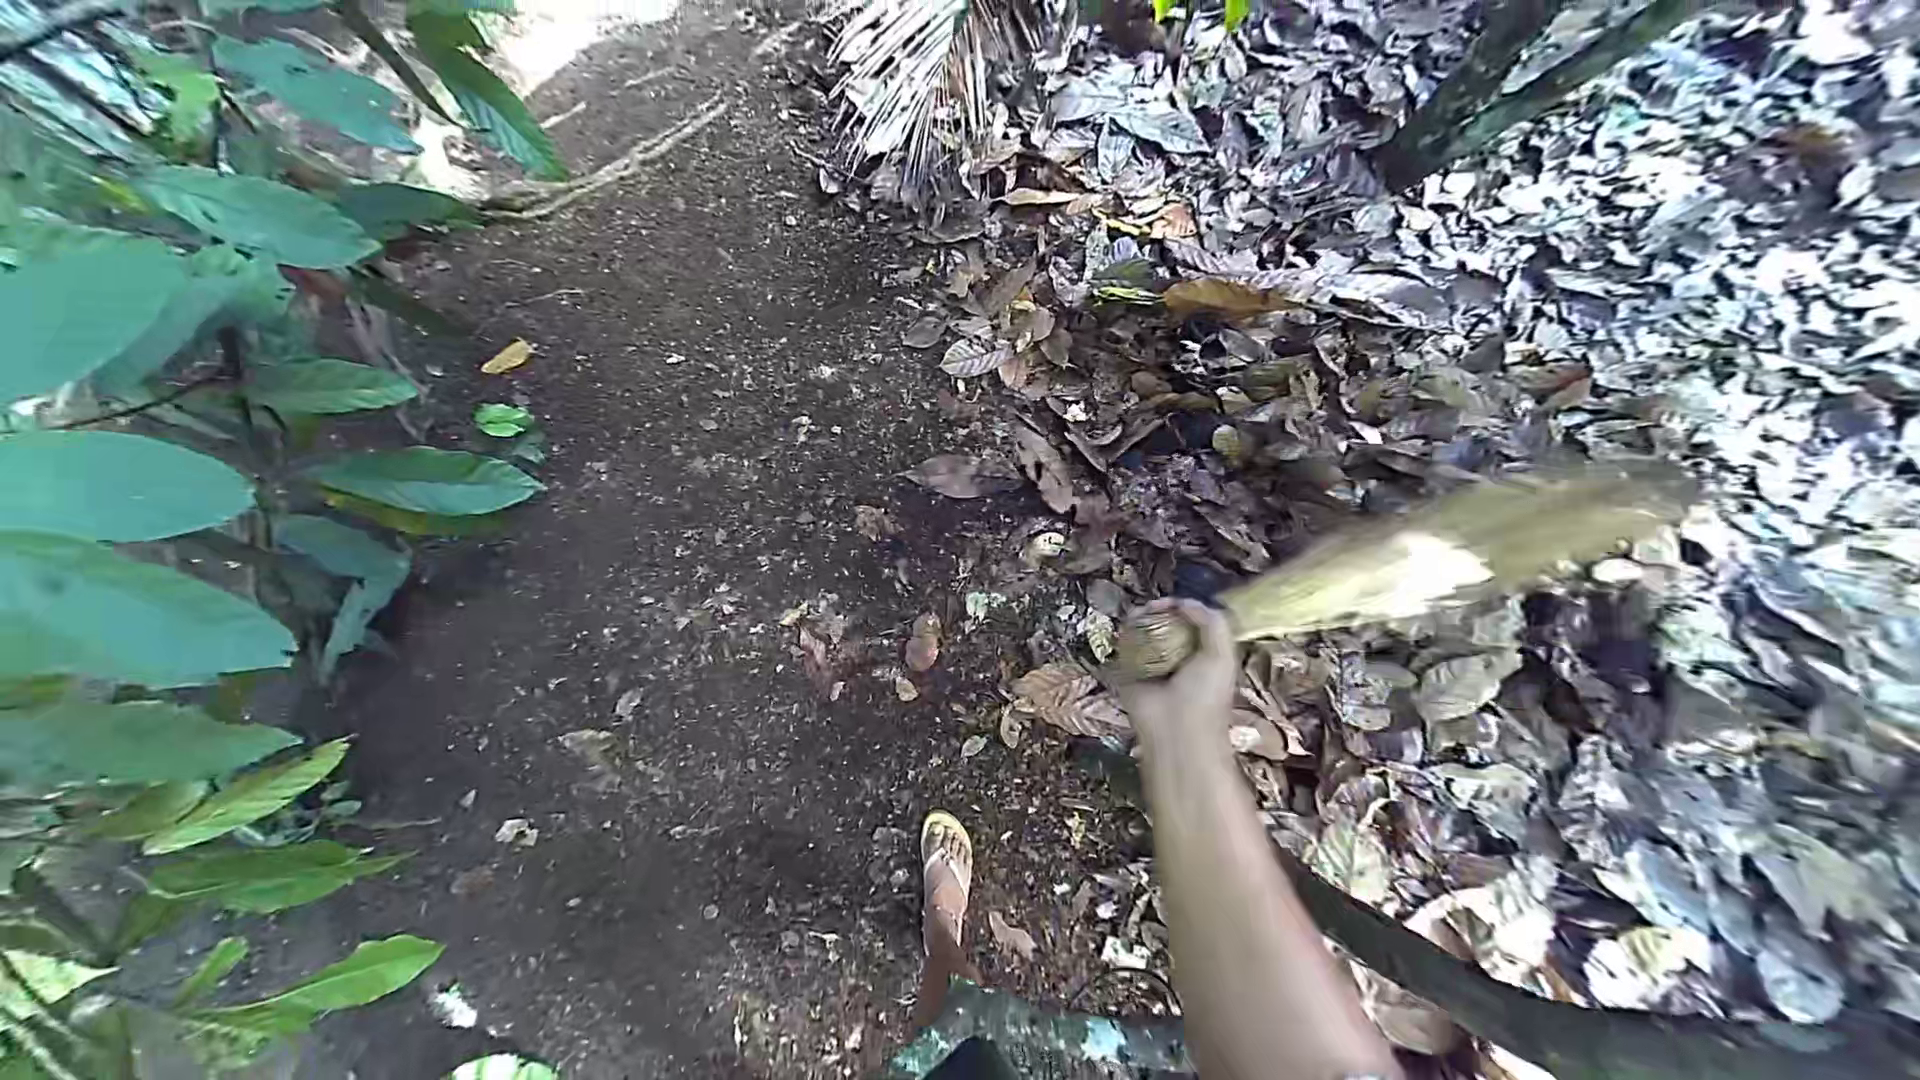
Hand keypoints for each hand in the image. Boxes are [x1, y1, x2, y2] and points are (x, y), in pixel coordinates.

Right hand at [1113, 599, 1238, 744]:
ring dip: (1140, 619)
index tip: (1176, 602)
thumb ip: (1211, 621)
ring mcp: (1150, 663)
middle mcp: (1175, 656)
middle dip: (1160, 611)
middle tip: (1154, 606)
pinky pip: (1123, 645)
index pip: (1191, 622)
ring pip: (1142, 631)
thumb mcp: (1222, 655)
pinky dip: (1124, 633)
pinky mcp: (1127, 670)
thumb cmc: (1205, 694)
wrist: (1176, 729)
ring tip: (1140, 613)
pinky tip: (1127, 625)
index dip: (1185, 608)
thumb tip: (1182, 601)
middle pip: (1165, 623)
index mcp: (1201, 653)